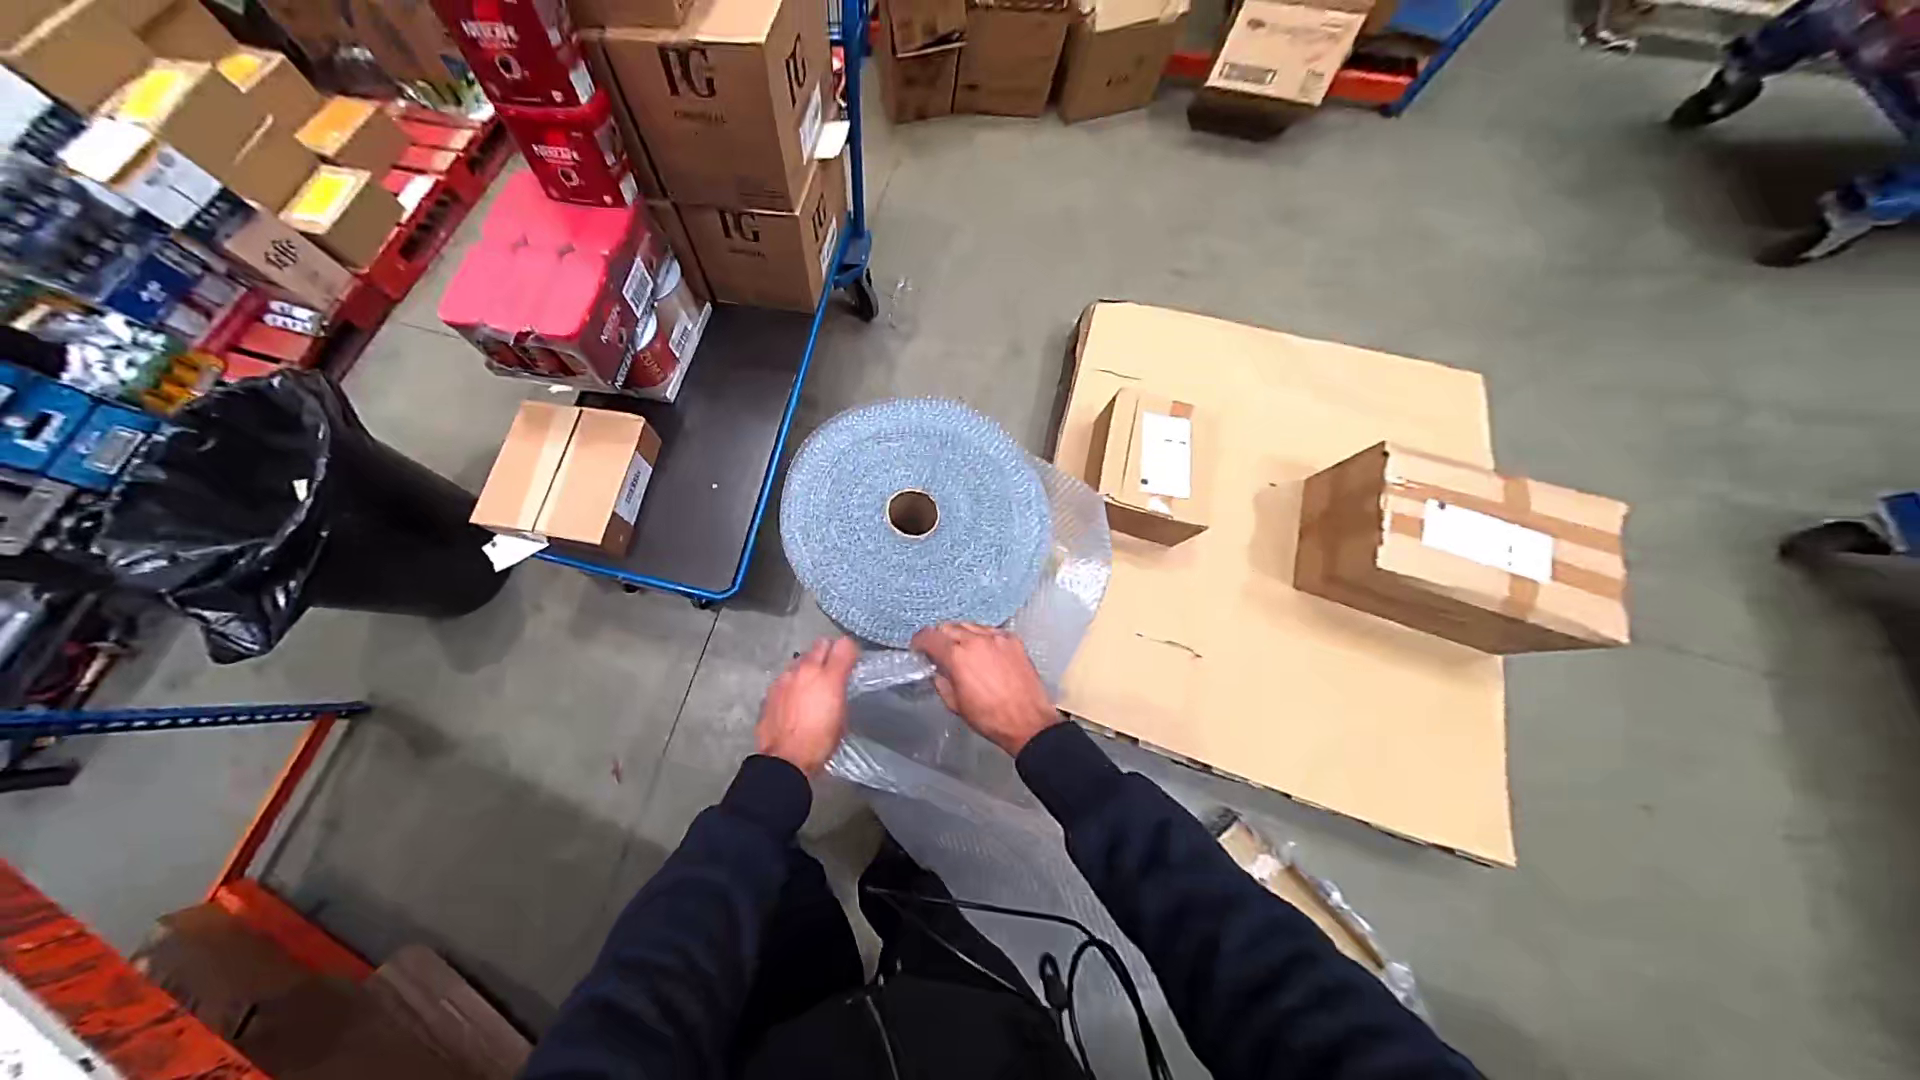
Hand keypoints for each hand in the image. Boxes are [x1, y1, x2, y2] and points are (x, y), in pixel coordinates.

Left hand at [758, 637, 858, 772]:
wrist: (784, 760)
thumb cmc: (820, 742)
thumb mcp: (842, 716)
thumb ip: (840, 690)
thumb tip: (838, 682)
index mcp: (829, 676)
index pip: (844, 644)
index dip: (850, 650)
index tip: (852, 660)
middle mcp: (806, 670)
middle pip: (820, 644)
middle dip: (828, 652)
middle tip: (832, 668)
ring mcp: (785, 678)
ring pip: (801, 660)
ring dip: (808, 667)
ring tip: (811, 686)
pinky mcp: (770, 690)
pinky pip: (786, 677)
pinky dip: (792, 682)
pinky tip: (794, 699)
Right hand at [910, 623, 1059, 755]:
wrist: (1028, 722)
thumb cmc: (990, 718)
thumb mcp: (955, 704)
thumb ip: (941, 681)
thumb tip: (938, 670)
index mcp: (957, 656)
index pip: (930, 636)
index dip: (920, 641)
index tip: (918, 646)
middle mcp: (976, 640)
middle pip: (949, 626)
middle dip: (940, 637)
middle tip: (939, 649)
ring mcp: (997, 638)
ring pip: (970, 625)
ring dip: (961, 634)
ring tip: (962, 649)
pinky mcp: (1013, 640)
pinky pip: (990, 631)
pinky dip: (982, 637)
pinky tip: (984, 651)